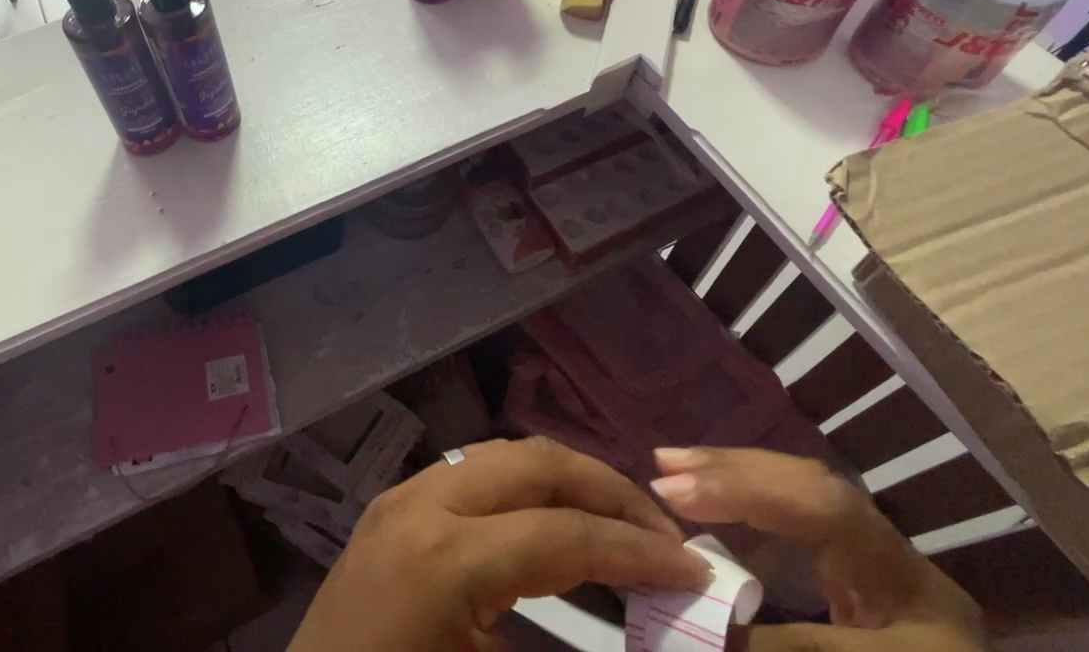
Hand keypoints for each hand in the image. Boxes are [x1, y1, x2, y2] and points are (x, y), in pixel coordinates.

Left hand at [289, 437, 710, 651]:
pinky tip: (553, 522)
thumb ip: (572, 638)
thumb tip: (652, 624)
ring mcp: (400, 499)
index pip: (566, 534)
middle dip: (607, 489)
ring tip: (617, 520)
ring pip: (502, 456)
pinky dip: (524, 487)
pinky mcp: (391, 508)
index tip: (698, 569)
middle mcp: (422, 505)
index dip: (639, 552)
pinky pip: (470, 473)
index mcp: (447, 559)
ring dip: (566, 480)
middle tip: (662, 532)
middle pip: (535, 464)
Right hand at [650, 447, 987, 650]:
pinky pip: (804, 528)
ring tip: (675, 471)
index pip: (830, 512)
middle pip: (821, 491)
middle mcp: (898, 567)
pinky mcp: (860, 589)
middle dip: (738, 473)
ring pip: (813, 500)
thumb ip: (779, 646)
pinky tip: (711, 508)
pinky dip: (751, 511)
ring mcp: (881, 575)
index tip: (674, 496)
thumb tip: (689, 616)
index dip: (750, 494)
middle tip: (664, 468)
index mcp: (911, 590)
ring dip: (738, 481)